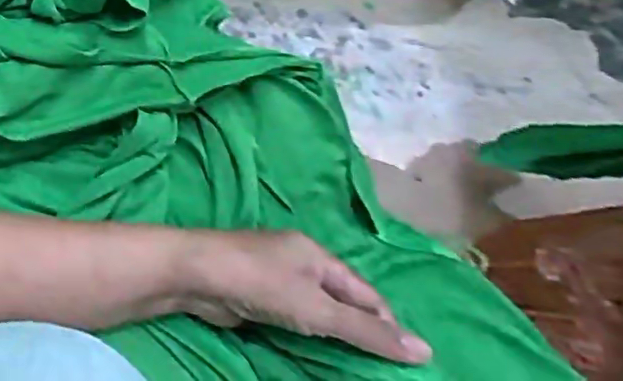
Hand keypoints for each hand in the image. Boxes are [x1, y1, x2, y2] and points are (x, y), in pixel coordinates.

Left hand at [179, 230, 432, 365]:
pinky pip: (297, 317)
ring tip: (361, 372)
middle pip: (343, 300)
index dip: (387, 325)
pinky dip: (311, 336)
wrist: (197, 273)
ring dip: (337, 338)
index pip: (365, 291)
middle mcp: (298, 260)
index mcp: (315, 253)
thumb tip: (426, 350)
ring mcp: (276, 276)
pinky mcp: (259, 294)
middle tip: (387, 374)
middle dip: (363, 332)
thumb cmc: (259, 282)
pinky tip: (322, 358)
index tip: (409, 365)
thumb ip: (367, 331)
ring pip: (319, 310)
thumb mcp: (317, 309)